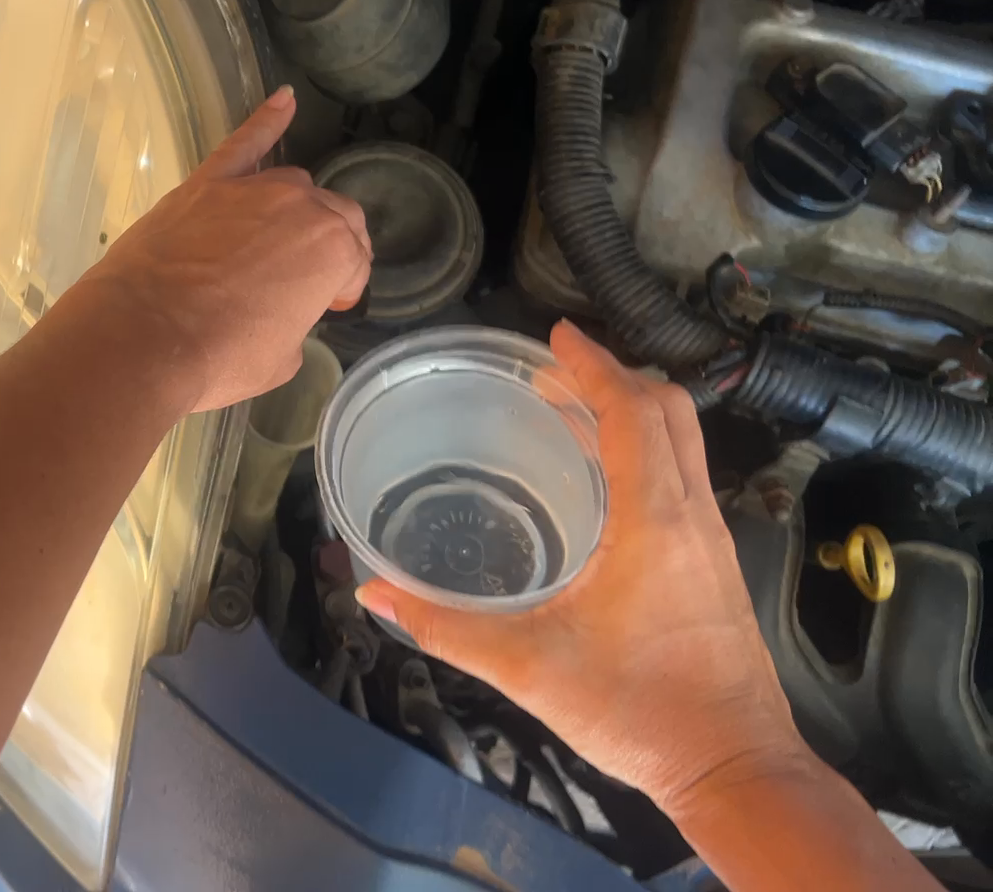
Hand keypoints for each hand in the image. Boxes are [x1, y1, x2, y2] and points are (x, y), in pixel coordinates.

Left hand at [64, 87, 371, 413]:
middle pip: (329, 215)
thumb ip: (293, 321)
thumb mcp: (280, 359)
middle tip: (303, 278)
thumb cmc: (217, 358)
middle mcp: (299, 206)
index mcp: (332, 251)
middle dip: (325, 246)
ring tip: (278, 237)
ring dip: (291, 210)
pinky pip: (242, 144)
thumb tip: (277, 311)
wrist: (142, 337)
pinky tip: (284, 100)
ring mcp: (248, 190)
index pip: (353, 260)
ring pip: (288, 186)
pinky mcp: (203, 185)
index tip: (328, 304)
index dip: (341, 286)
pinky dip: (265, 121)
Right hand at [355, 321, 810, 810]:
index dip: (596, 367)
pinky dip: (639, 445)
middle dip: (613, 376)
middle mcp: (689, 517)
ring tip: (563, 403)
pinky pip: (679, 474)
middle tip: (551, 367)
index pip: (636, 415)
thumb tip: (370, 591)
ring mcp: (708, 539)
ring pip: (681, 443)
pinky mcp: (710, 561)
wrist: (735, 769)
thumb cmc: (633, 708)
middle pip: (671, 414)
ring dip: (629, 408)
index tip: (557, 335)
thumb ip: (440, 625)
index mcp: (652, 523)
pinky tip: (591, 470)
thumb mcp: (522, 666)